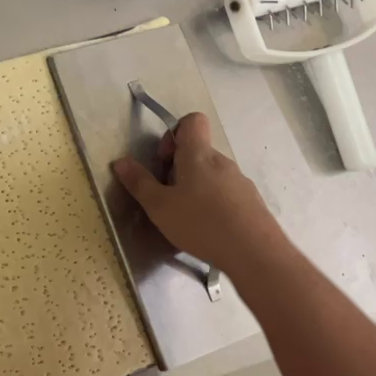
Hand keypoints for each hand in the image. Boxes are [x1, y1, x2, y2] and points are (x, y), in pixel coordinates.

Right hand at [112, 112, 290, 272]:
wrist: (255, 253)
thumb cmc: (201, 223)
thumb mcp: (159, 206)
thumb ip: (139, 182)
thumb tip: (120, 161)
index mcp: (198, 155)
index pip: (191, 121)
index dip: (174, 134)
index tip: (164, 161)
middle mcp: (222, 161)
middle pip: (199, 151)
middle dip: (180, 168)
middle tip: (168, 195)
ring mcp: (240, 181)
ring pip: (212, 174)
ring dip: (197, 187)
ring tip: (187, 216)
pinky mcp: (252, 202)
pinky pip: (227, 192)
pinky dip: (214, 203)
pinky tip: (209, 228)